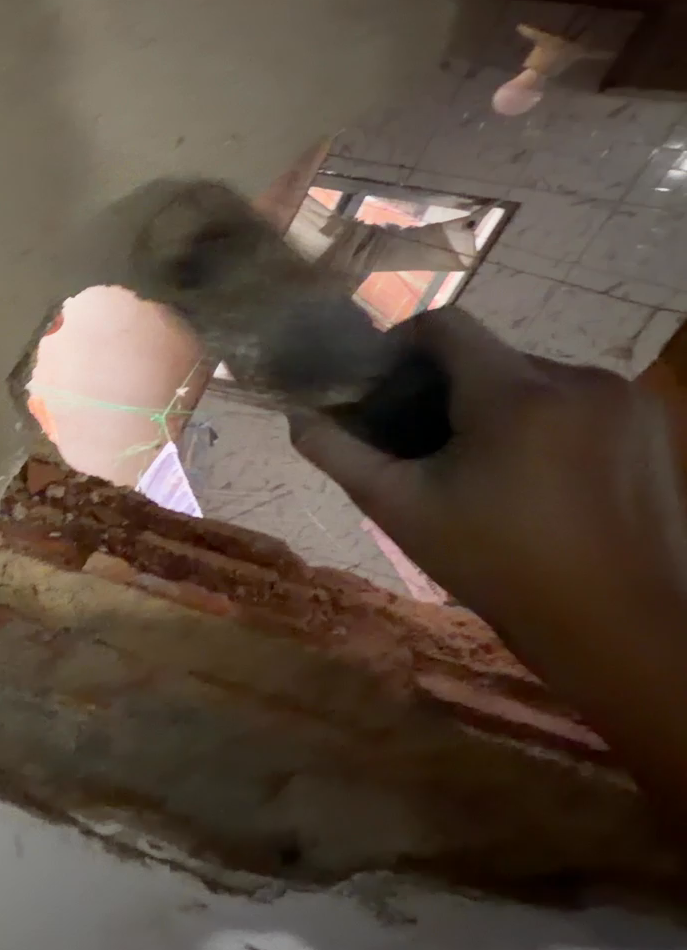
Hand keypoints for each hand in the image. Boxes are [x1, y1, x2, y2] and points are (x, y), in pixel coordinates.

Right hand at [290, 306, 686, 640]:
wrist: (615, 623)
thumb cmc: (491, 561)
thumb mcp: (393, 505)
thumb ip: (334, 451)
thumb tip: (297, 415)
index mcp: (516, 395)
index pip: (443, 326)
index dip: (396, 345)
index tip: (374, 388)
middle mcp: (580, 380)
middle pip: (484, 355)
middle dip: (438, 385)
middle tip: (410, 438)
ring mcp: (626, 402)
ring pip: (527, 377)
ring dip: (486, 403)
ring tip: (465, 460)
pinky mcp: (651, 425)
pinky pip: (570, 399)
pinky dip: (532, 419)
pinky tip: (519, 472)